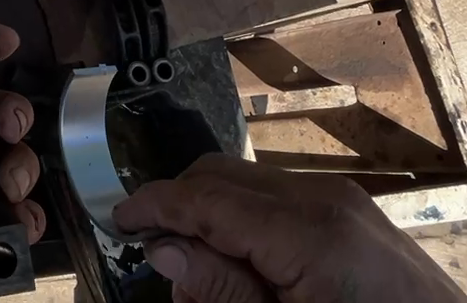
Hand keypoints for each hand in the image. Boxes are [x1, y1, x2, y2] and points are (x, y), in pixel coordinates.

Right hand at [113, 154, 466, 302]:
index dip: (156, 205)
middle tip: (162, 260)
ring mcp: (340, 198)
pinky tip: (244, 265)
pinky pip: (274, 196)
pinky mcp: (349, 209)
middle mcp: (324, 198)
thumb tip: (163, 247)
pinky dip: (243, 219)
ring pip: (243, 180)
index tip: (117, 220)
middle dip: (180, 207)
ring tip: (206, 275)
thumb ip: (225, 291)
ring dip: (210, 213)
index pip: (208, 198)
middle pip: (220, 175)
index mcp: (312, 234)